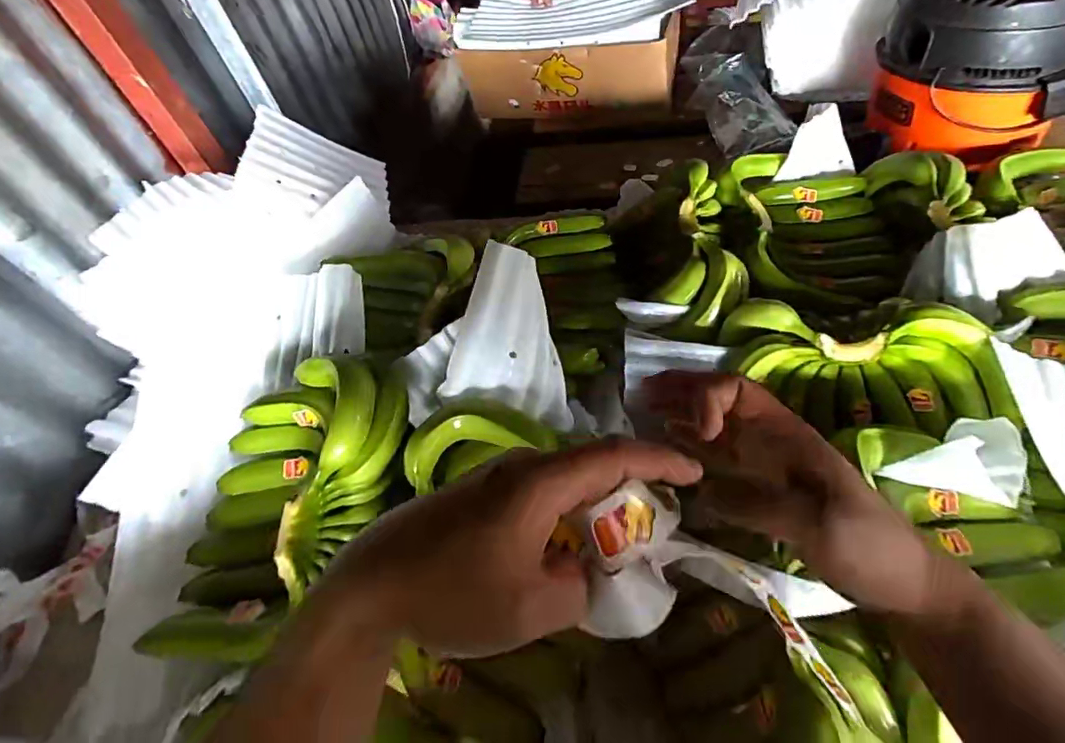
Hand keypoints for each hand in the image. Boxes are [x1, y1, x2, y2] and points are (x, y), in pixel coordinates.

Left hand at [316, 438, 701, 656]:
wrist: (369, 586)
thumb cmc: (454, 594)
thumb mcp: (530, 609)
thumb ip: (578, 588)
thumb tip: (585, 570)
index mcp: (541, 482)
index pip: (615, 455)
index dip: (660, 460)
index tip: (695, 471)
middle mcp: (524, 465)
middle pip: (593, 462)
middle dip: (633, 484)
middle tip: (660, 516)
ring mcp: (499, 475)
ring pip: (566, 477)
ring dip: (596, 501)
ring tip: (615, 536)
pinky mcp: (481, 491)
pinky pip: (541, 489)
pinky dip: (568, 509)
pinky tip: (563, 543)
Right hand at [641, 371, 965, 618]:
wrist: (897, 578)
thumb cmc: (865, 543)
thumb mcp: (819, 524)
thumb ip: (763, 505)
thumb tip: (703, 493)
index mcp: (788, 434)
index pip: (740, 390)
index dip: (709, 398)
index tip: (697, 432)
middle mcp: (771, 441)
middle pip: (722, 401)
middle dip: (684, 393)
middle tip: (643, 394)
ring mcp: (766, 466)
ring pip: (717, 428)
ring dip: (682, 416)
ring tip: (644, 415)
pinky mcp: (763, 493)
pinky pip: (720, 463)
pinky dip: (692, 453)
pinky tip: (671, 456)